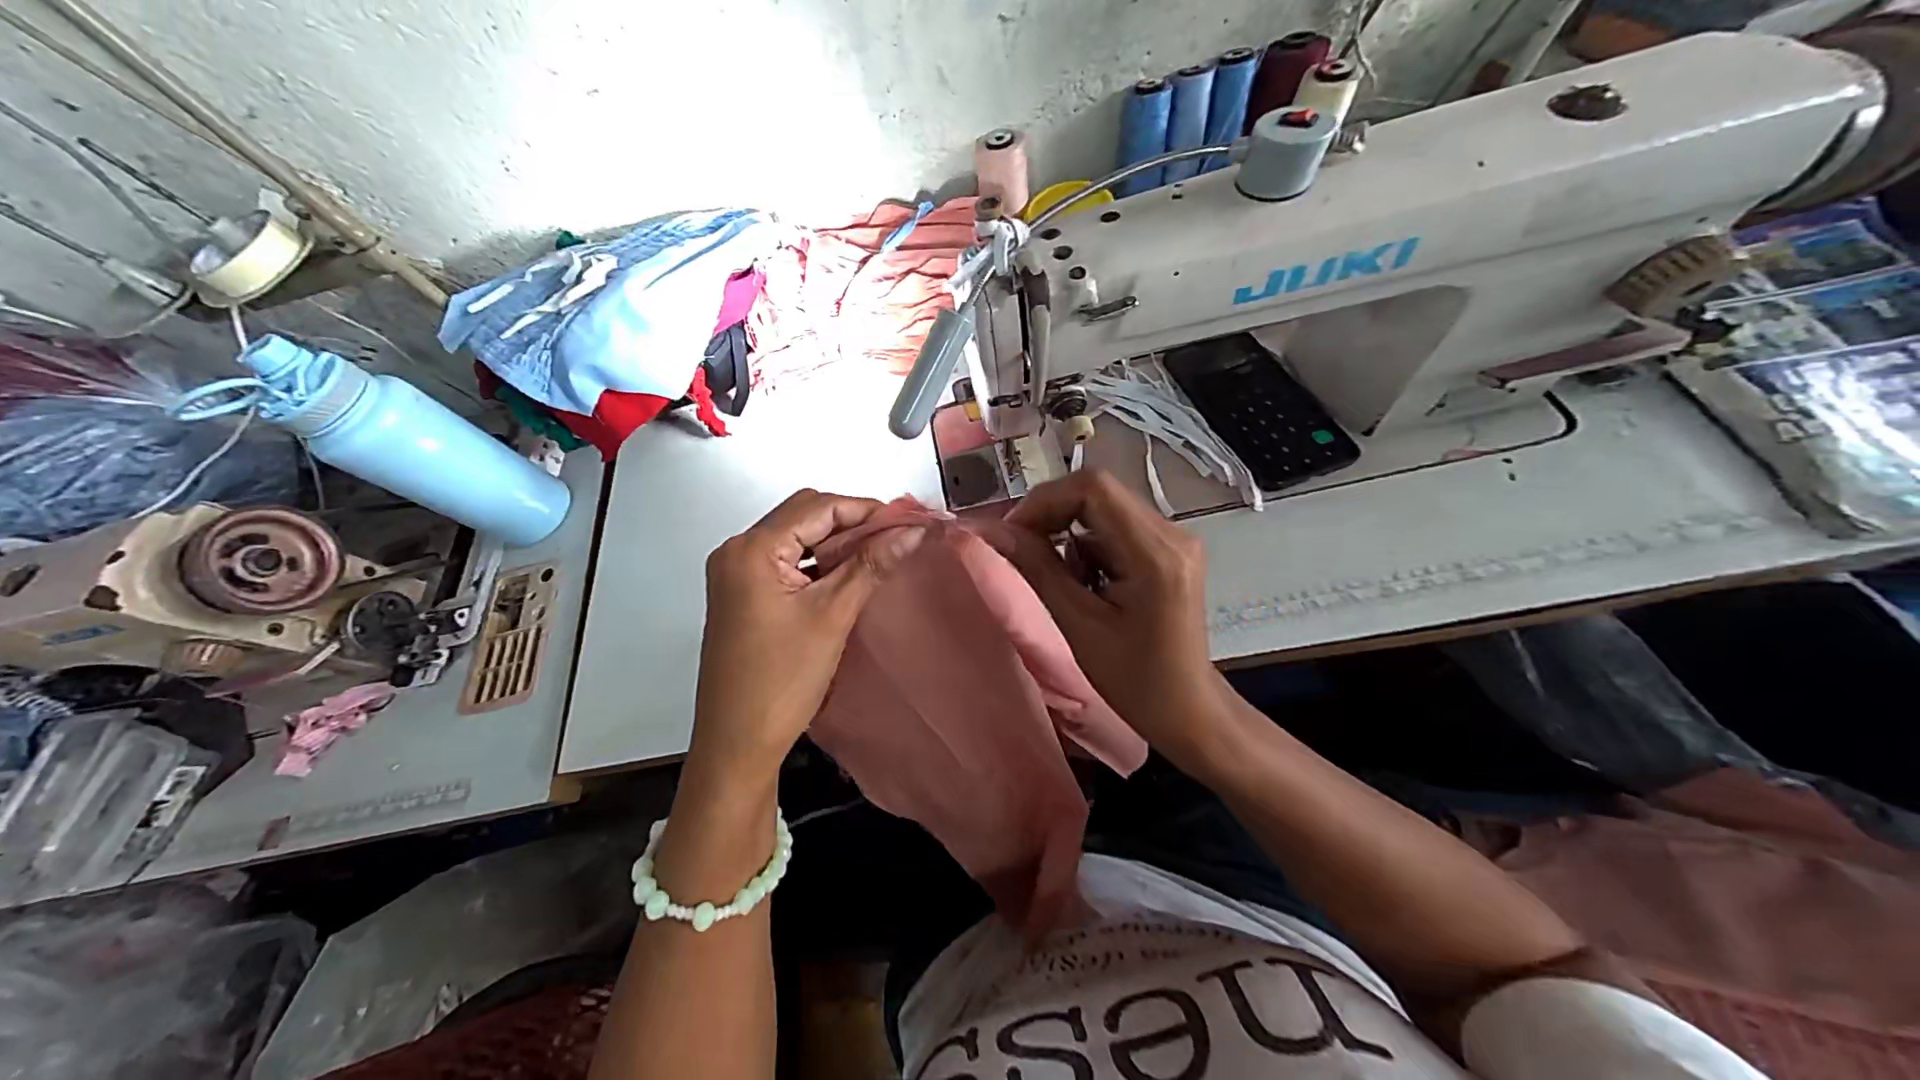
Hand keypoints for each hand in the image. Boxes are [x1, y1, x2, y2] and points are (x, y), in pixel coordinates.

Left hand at [691, 489, 924, 774]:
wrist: (737, 742)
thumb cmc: (778, 684)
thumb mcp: (832, 616)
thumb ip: (871, 565)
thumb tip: (909, 532)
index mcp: (751, 551)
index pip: (817, 507)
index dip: (866, 509)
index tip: (905, 521)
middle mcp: (736, 553)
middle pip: (804, 515)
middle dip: (851, 522)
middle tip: (895, 538)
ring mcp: (736, 574)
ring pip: (796, 538)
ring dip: (836, 543)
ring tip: (879, 555)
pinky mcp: (743, 595)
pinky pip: (787, 562)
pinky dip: (818, 563)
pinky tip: (848, 576)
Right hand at [990, 470, 1236, 772]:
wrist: (1187, 708)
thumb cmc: (1134, 680)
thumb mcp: (1078, 626)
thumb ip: (1037, 569)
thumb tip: (994, 532)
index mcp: (1156, 552)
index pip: (1093, 488)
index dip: (1044, 501)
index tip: (1014, 535)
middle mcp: (1173, 533)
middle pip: (1098, 492)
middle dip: (1052, 516)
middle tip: (1023, 553)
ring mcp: (1175, 539)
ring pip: (1104, 508)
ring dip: (1069, 535)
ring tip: (1061, 582)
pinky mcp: (1170, 550)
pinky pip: (1116, 527)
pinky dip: (1088, 547)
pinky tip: (1086, 585)